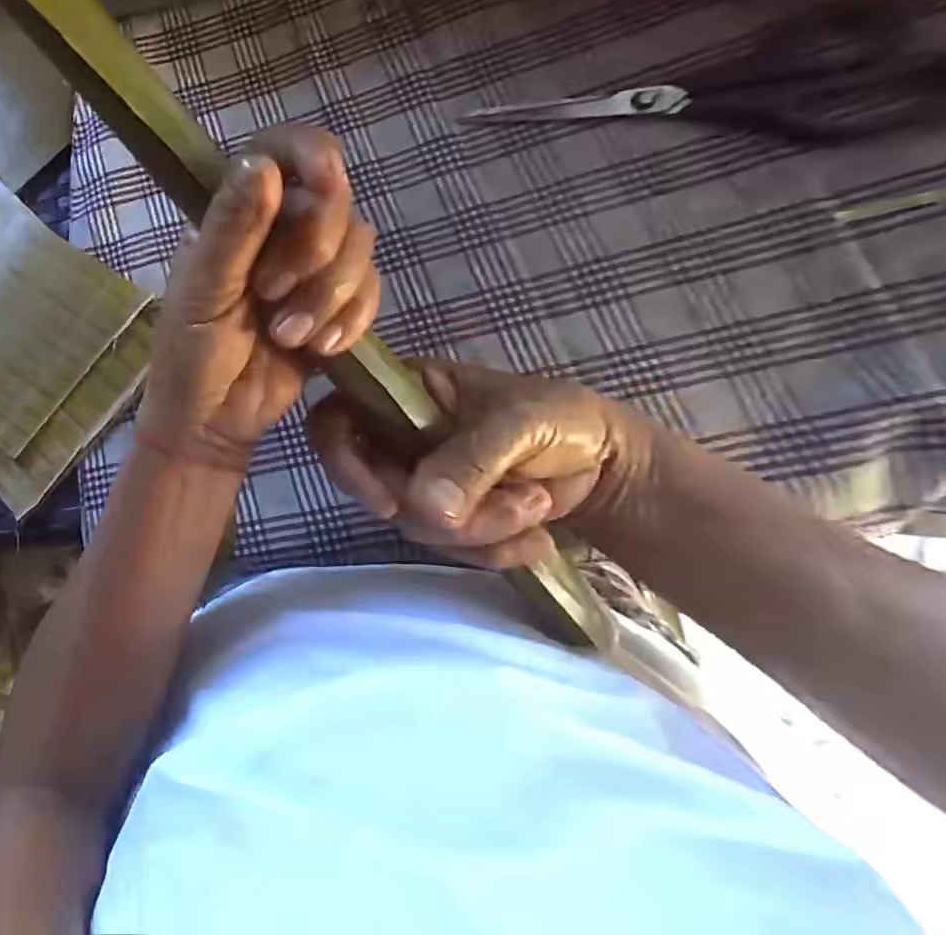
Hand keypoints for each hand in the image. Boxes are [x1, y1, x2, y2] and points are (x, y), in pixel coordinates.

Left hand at [138, 126, 380, 469]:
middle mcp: (276, 231)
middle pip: (334, 200)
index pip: (281, 152)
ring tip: (288, 337)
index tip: (327, 179)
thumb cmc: (189, 357)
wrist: (211, 422)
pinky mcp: (334, 305)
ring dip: (328, 294)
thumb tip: (262, 164)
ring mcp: (309, 268)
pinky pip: (369, 289)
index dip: (311, 155)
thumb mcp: (201, 294)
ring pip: (359, 244)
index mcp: (233, 216)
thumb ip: (231, 231)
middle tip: (269, 293)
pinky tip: (321, 349)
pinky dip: (351, 318)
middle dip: (313, 251)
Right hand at [306, 360, 645, 566]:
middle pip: (372, 485)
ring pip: (412, 523)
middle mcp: (395, 437)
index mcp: (401, 394)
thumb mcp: (520, 423)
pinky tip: (536, 535)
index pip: (333, 420)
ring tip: (535, 506)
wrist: (612, 466)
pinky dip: (492, 551)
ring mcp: (417, 480)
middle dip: (439, 509)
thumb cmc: (560, 418)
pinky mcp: (442, 517)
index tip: (386, 501)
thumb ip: (469, 459)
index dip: (340, 459)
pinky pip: (444, 546)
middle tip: (509, 505)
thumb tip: (424, 507)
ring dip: (479, 528)